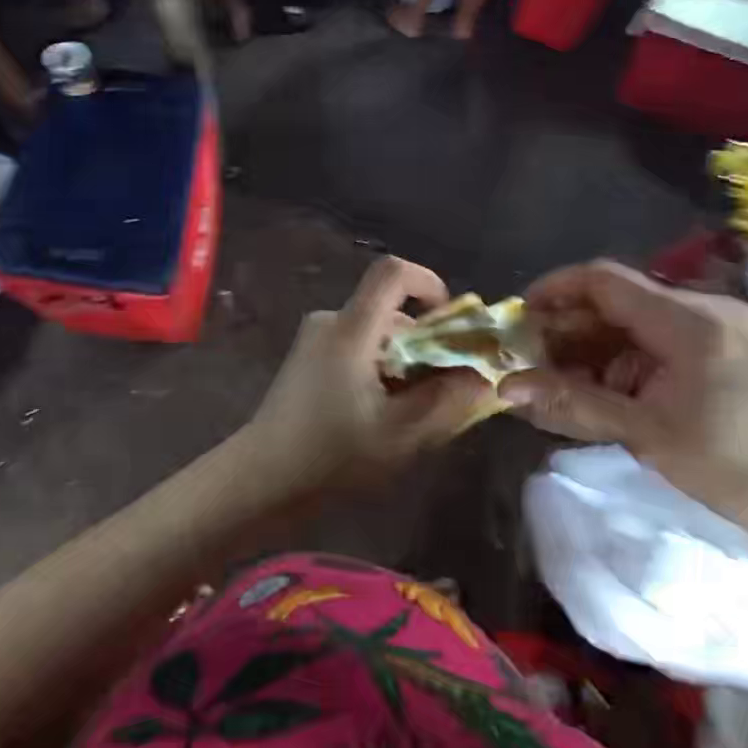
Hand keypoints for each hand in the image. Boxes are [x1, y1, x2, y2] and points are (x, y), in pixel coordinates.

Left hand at [237, 257, 489, 485]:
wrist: (265, 475)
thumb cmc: (333, 453)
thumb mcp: (403, 433)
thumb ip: (449, 400)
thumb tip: (482, 375)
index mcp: (350, 328)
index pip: (391, 272)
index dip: (429, 283)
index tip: (451, 323)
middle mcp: (329, 322)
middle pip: (388, 311)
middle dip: (424, 344)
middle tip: (442, 390)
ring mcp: (313, 339)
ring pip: (374, 334)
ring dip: (402, 362)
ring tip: (411, 410)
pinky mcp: (306, 358)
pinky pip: (354, 348)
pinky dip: (378, 369)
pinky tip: (381, 411)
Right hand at [499, 261, 747, 559]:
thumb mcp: (651, 435)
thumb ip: (573, 404)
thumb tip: (505, 389)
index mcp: (689, 320)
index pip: (602, 280)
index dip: (551, 292)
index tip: (515, 323)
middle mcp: (706, 314)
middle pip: (616, 304)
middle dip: (566, 331)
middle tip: (532, 369)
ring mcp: (724, 337)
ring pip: (636, 330)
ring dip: (593, 355)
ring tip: (562, 392)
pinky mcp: (734, 362)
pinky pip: (663, 351)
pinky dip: (626, 370)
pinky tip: (608, 400)